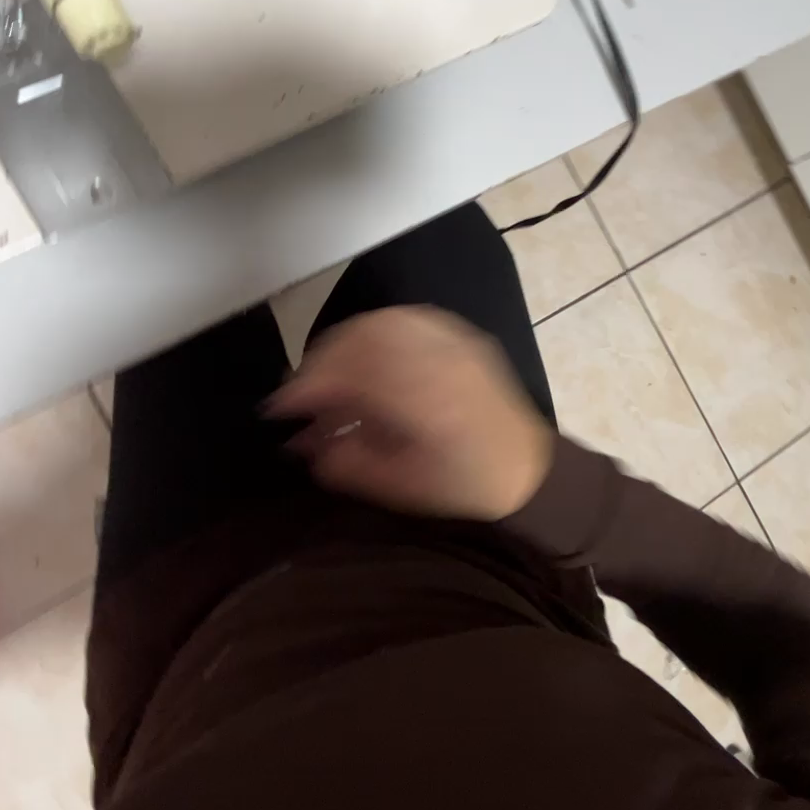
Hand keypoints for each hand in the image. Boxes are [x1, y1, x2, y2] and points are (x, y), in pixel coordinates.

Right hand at [267, 306, 553, 519]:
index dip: (306, 386)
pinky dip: (373, 333)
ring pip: (381, 323)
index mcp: (425, 403)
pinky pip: (407, 320)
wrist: (528, 474)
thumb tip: (304, 444)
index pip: (350, 375)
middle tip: (302, 394)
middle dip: (319, 363)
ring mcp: (454, 344)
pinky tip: (363, 358)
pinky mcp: (461, 339)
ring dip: (343, 345)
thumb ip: (347, 463)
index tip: (281, 407)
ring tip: (328, 377)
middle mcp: (440, 362)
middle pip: (361, 340)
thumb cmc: (466, 489)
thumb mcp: (400, 488)